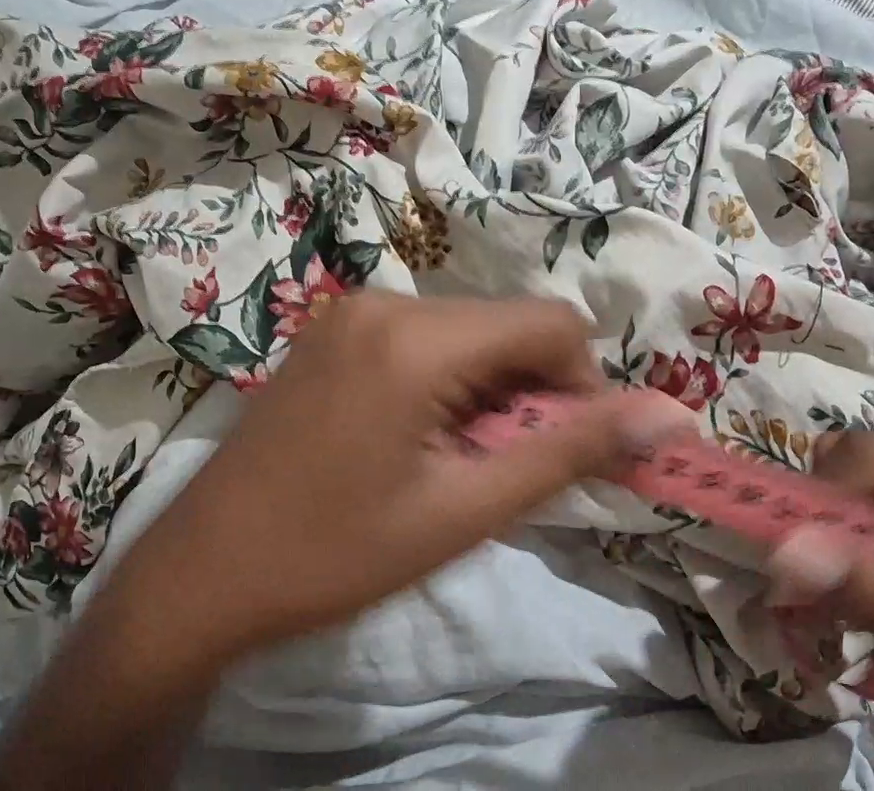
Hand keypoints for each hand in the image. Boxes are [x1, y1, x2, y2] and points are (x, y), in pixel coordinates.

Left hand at [108, 292, 688, 664]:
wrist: (204, 572)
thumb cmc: (336, 553)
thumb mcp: (465, 511)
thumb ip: (570, 453)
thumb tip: (669, 415)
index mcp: (418, 338)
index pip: (552, 323)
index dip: (581, 386)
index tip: (560, 451)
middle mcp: (384, 301)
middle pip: (507, 324)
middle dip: (531, 391)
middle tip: (500, 469)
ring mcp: (348, 312)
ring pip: (468, 331)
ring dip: (488, 390)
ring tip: (452, 462)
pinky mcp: (330, 332)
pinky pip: (421, 337)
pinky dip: (446, 380)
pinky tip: (414, 441)